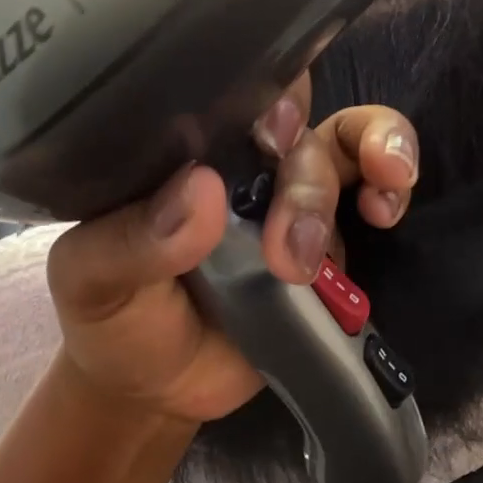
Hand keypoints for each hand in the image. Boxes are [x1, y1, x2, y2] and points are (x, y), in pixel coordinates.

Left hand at [48, 80, 417, 423]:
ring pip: (342, 148)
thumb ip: (130, 243)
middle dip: (308, 176)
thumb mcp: (93, 285)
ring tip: (375, 208)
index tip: (272, 130)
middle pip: (296, 126)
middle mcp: (235, 168)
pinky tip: (384, 211)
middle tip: (290, 247)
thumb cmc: (114, 323)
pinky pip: (369, 196)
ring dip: (370, 163)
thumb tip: (201, 192)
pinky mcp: (322, 244)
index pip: (224, 92)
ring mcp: (283, 204)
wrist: (159, 390)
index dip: (260, 94)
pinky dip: (389, 191)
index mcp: (178, 159)